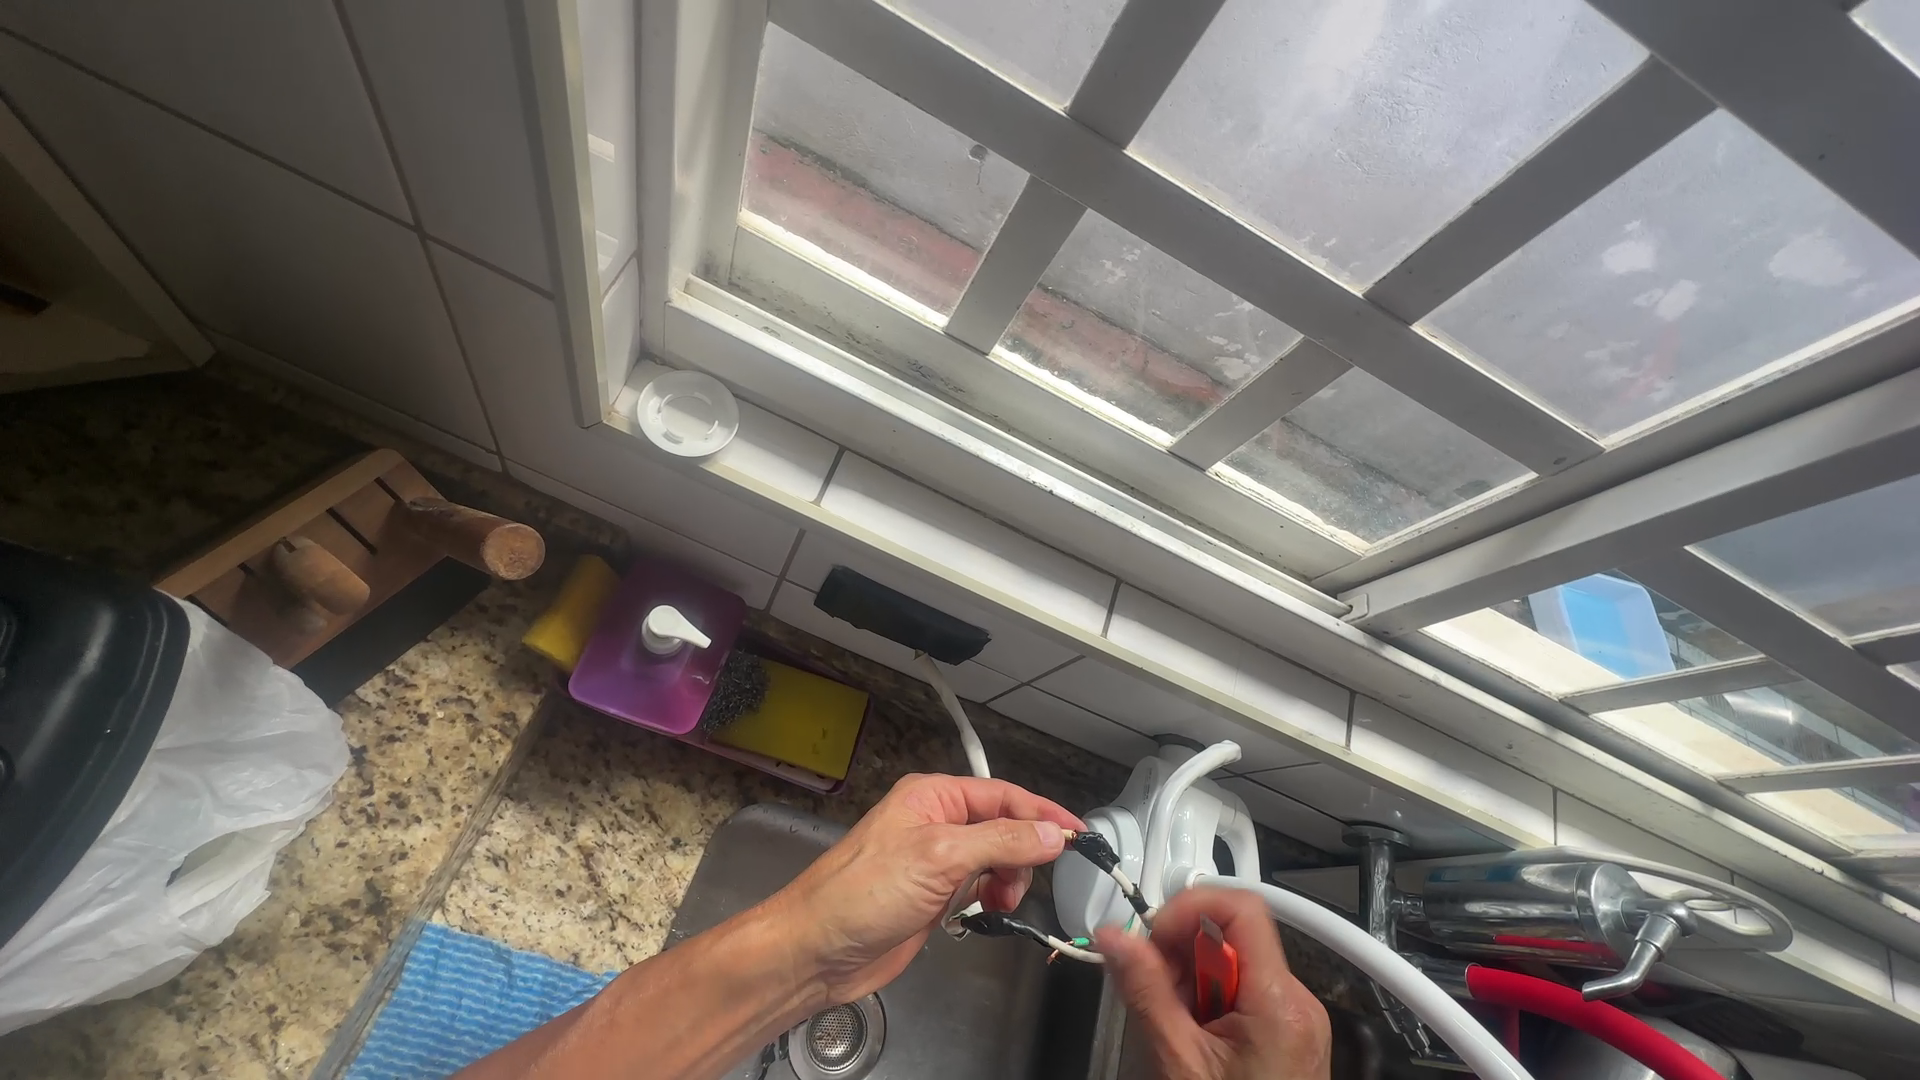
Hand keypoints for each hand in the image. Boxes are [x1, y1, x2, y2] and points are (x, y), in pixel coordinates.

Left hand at [764, 773, 1083, 1006]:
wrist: (817, 951)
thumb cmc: (865, 891)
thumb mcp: (940, 856)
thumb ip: (1001, 841)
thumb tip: (1053, 833)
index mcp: (933, 796)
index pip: (1002, 795)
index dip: (1043, 812)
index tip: (1079, 834)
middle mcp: (937, 821)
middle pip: (1003, 826)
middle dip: (1022, 853)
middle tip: (1023, 882)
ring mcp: (936, 860)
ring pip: (996, 859)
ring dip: (1008, 879)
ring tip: (999, 902)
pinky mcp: (935, 894)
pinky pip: (980, 886)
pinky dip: (993, 898)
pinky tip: (988, 912)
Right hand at [1097, 887, 1330, 1079]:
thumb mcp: (1179, 1063)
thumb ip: (1144, 990)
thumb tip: (1111, 936)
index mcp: (1280, 1002)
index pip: (1240, 908)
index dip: (1190, 907)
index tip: (1154, 935)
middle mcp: (1297, 1001)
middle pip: (1229, 936)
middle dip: (1180, 952)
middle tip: (1151, 988)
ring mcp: (1294, 1018)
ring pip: (1230, 962)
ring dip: (1188, 979)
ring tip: (1172, 1025)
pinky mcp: (1285, 1033)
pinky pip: (1239, 990)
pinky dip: (1205, 1000)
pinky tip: (1190, 1036)